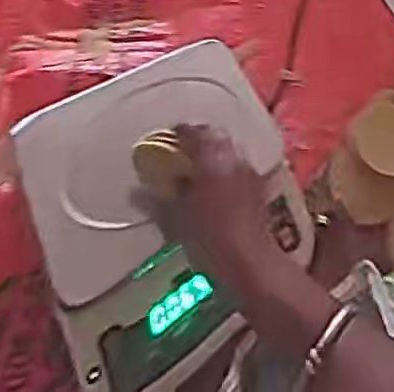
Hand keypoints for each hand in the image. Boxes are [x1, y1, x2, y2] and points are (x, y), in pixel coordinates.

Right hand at [146, 125, 282, 298]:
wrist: (250, 261)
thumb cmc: (209, 240)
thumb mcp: (175, 222)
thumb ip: (155, 202)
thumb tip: (135, 191)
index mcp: (210, 157)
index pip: (192, 132)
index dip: (177, 133)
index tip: (165, 139)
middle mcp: (232, 156)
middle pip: (214, 136)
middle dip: (198, 139)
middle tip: (181, 151)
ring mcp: (248, 169)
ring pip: (228, 149)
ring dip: (213, 152)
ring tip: (198, 168)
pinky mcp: (258, 184)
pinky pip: (238, 164)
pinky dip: (226, 166)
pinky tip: (217, 184)